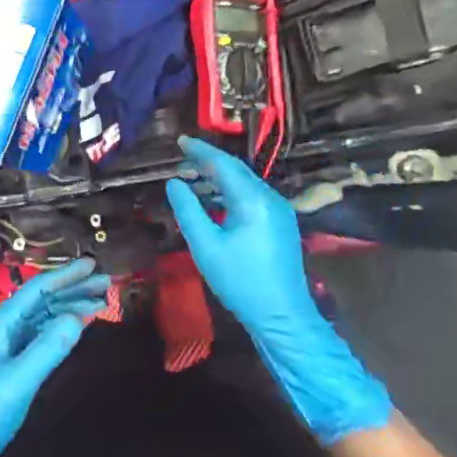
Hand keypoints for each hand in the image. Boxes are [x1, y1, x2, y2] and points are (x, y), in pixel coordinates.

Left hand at [0, 258, 109, 456]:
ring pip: (44, 317)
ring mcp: (8, 348)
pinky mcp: (13, 365)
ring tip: (100, 302)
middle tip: (107, 284)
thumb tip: (79, 317)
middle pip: (43, 300)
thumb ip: (48, 349)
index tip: (93, 265)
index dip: (66, 276)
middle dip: (74, 289)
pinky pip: (42, 336)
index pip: (37, 290)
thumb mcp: (18, 381)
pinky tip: (77, 327)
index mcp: (2, 325)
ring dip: (70, 307)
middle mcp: (5, 330)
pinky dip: (62, 328)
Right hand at [164, 136, 391, 443]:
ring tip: (193, 177)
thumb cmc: (240, 281)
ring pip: (246, 184)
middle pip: (237, 171)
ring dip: (220, 178)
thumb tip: (174, 183)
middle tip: (183, 157)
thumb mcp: (205, 246)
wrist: (282, 315)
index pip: (223, 165)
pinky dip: (231, 192)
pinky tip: (215, 201)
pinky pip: (253, 198)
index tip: (179, 141)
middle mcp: (271, 199)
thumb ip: (188, 211)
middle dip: (209, 162)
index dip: (200, 151)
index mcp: (253, 200)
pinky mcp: (281, 225)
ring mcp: (280, 212)